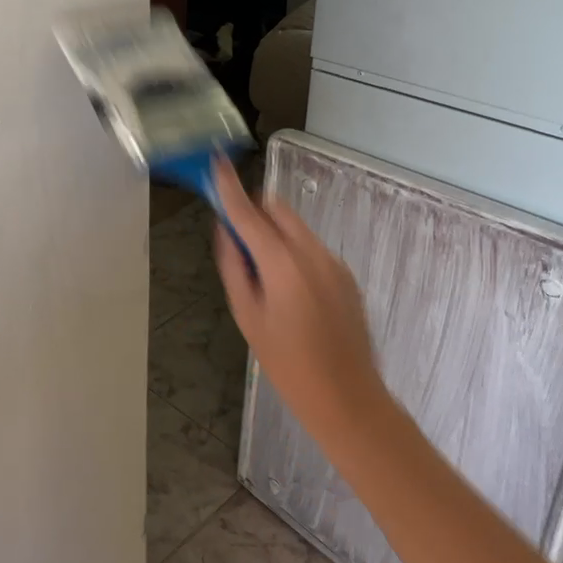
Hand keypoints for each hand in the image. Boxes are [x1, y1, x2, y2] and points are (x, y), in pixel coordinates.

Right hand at [210, 158, 388, 436]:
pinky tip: (287, 290)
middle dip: (253, 212)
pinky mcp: (345, 276)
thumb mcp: (246, 313)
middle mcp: (312, 253)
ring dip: (272, 233)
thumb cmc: (286, 362)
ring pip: (294, 227)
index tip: (215, 163)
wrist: (347, 398)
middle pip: (276, 209)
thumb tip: (226, 232)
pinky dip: (291, 251)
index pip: (248, 212)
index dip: (228, 186)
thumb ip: (233, 265)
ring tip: (262, 275)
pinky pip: (309, 248)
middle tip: (235, 239)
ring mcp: (333, 263)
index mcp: (282, 262)